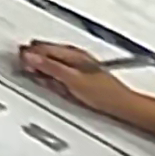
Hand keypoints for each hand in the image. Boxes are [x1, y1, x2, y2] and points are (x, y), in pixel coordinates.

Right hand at [19, 41, 145, 119]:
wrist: (129, 109)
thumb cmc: (107, 94)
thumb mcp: (73, 80)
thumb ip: (49, 66)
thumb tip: (28, 56)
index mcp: (71, 52)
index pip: (39, 46)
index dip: (28, 56)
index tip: (25, 67)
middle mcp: (73, 55)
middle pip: (42, 52)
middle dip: (35, 63)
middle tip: (36, 75)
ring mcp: (76, 65)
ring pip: (48, 62)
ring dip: (44, 72)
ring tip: (52, 84)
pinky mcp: (78, 76)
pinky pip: (56, 71)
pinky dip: (53, 78)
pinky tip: (59, 87)